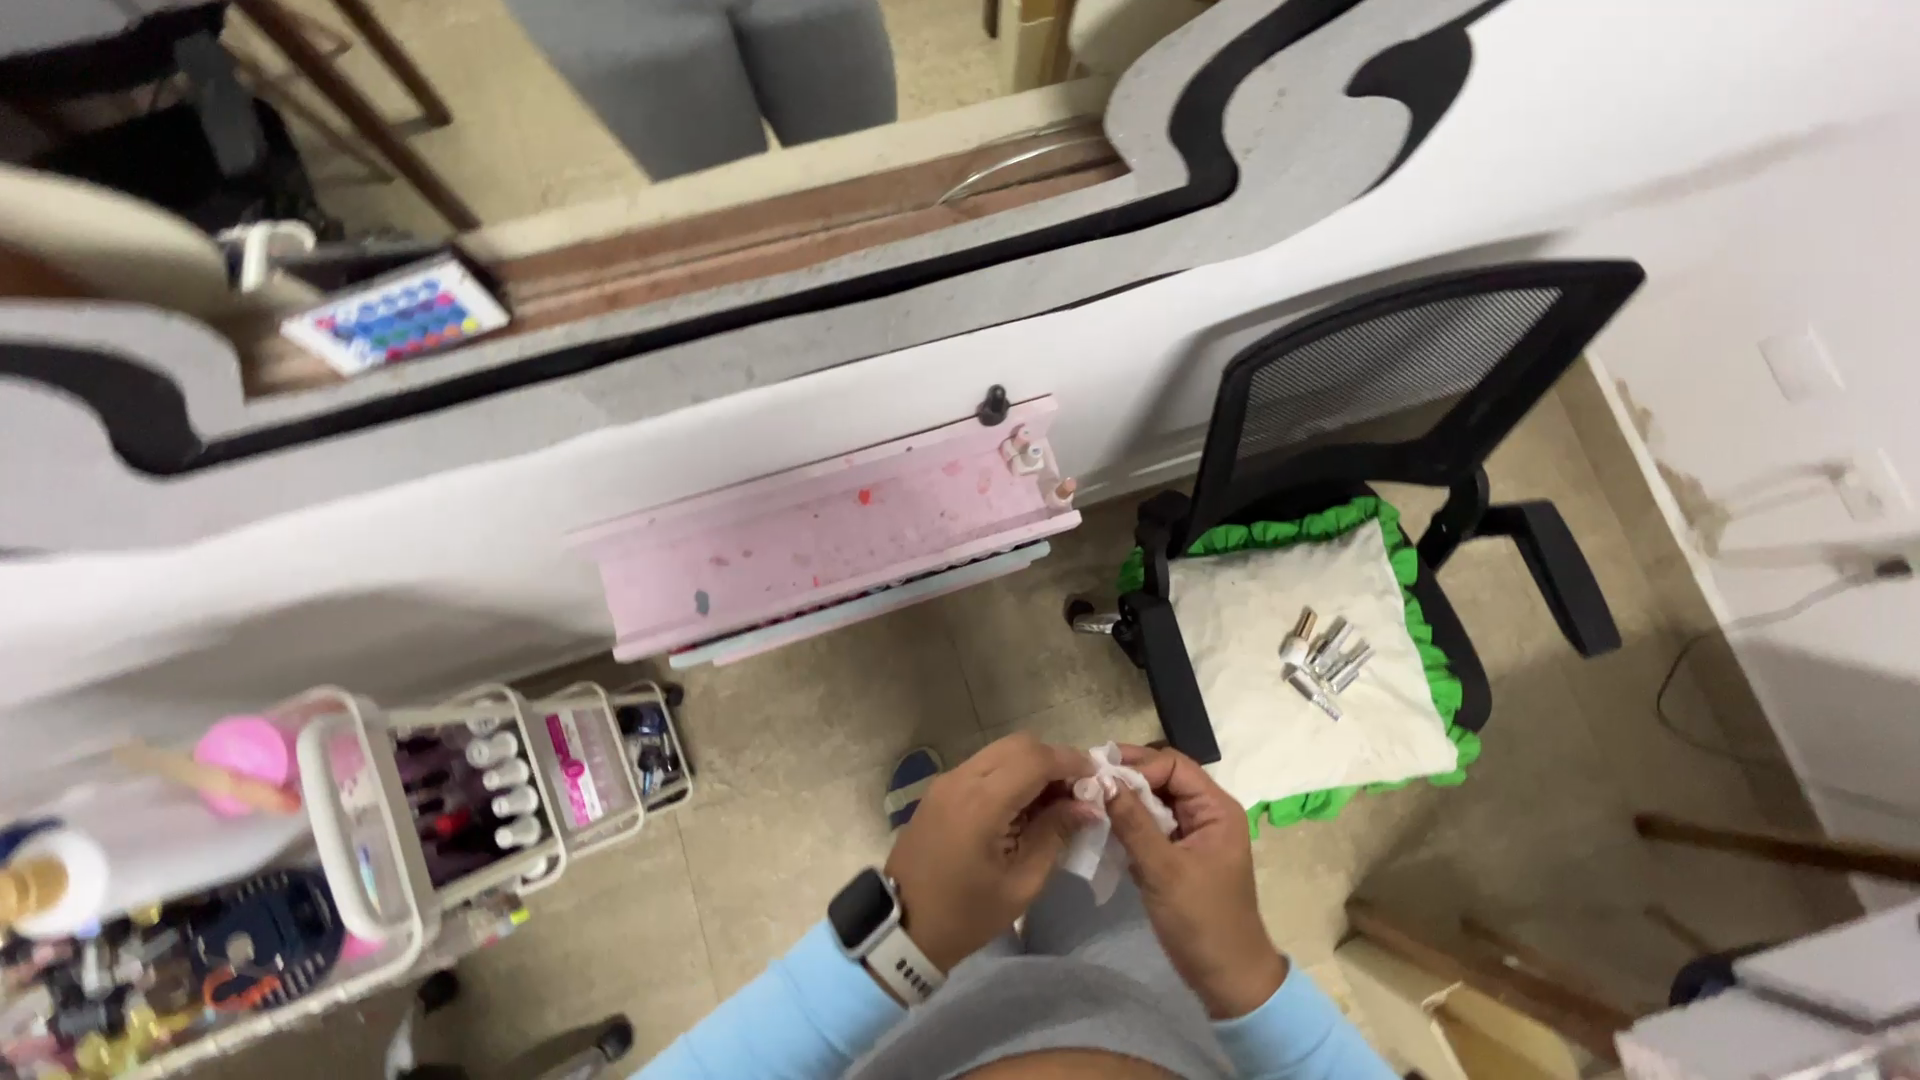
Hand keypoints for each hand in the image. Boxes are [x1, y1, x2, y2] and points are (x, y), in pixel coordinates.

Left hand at [884, 733, 1097, 973]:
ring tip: (1053, 800)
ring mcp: (947, 781)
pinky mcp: (940, 789)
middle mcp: (961, 779)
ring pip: (1000, 751)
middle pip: (1019, 745)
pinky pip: (983, 765)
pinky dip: (1009, 773)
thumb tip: (1087, 806)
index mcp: (981, 803)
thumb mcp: (1021, 883)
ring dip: (1031, 765)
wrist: (903, 928)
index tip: (1097, 779)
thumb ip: (1054, 835)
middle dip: (1053, 760)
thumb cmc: (966, 915)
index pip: (1036, 759)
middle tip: (1077, 792)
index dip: (1071, 763)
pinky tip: (1023, 804)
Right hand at [1104, 744, 1288, 1018]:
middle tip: (1086, 780)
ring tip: (1088, 799)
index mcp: (1216, 808)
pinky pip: (1151, 823)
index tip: (1099, 776)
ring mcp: (1193, 832)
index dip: (1137, 765)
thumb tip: (1102, 780)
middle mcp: (1207, 812)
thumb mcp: (1163, 870)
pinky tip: (1102, 824)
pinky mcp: (1178, 852)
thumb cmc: (1202, 921)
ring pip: (1154, 799)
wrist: (1227, 978)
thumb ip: (1133, 822)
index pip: (1172, 765)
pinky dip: (1128, 820)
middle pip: (1163, 776)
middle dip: (1127, 776)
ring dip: (1125, 798)